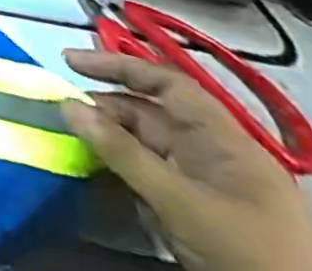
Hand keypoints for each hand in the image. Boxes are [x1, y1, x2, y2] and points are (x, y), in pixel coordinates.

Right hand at [61, 48, 311, 270]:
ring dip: (110, 144)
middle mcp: (211, 152)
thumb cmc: (250, 249)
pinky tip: (98, 179)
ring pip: (147, 149)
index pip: (164, 82)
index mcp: (219, 135)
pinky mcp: (198, 218)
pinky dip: (123, 176)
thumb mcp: (182, 201)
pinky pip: (153, 182)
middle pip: (149, 115)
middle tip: (61, 114)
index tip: (70, 61)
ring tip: (71, 144)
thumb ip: (124, 154)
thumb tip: (69, 106)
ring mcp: (206, 187)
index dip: (118, 65)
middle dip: (105, 109)